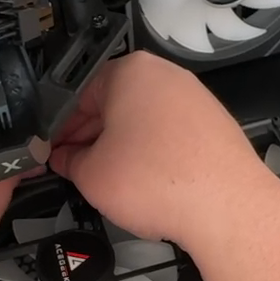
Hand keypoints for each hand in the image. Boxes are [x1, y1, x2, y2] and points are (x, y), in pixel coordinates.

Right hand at [50, 52, 279, 248]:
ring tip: (110, 181)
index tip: (55, 149)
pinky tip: (144, 184)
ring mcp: (194, 101)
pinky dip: (153, 157)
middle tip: (76, 167)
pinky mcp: (213, 128)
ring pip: (143, 122)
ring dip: (122, 148)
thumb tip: (66, 160)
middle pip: (114, 105)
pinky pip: (171, 138)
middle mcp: (166, 78)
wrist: (225, 208)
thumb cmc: (164, 182)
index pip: (80, 95)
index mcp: (131, 72)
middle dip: (92, 137)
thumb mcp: (91, 175)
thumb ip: (69, 162)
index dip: (61, 129)